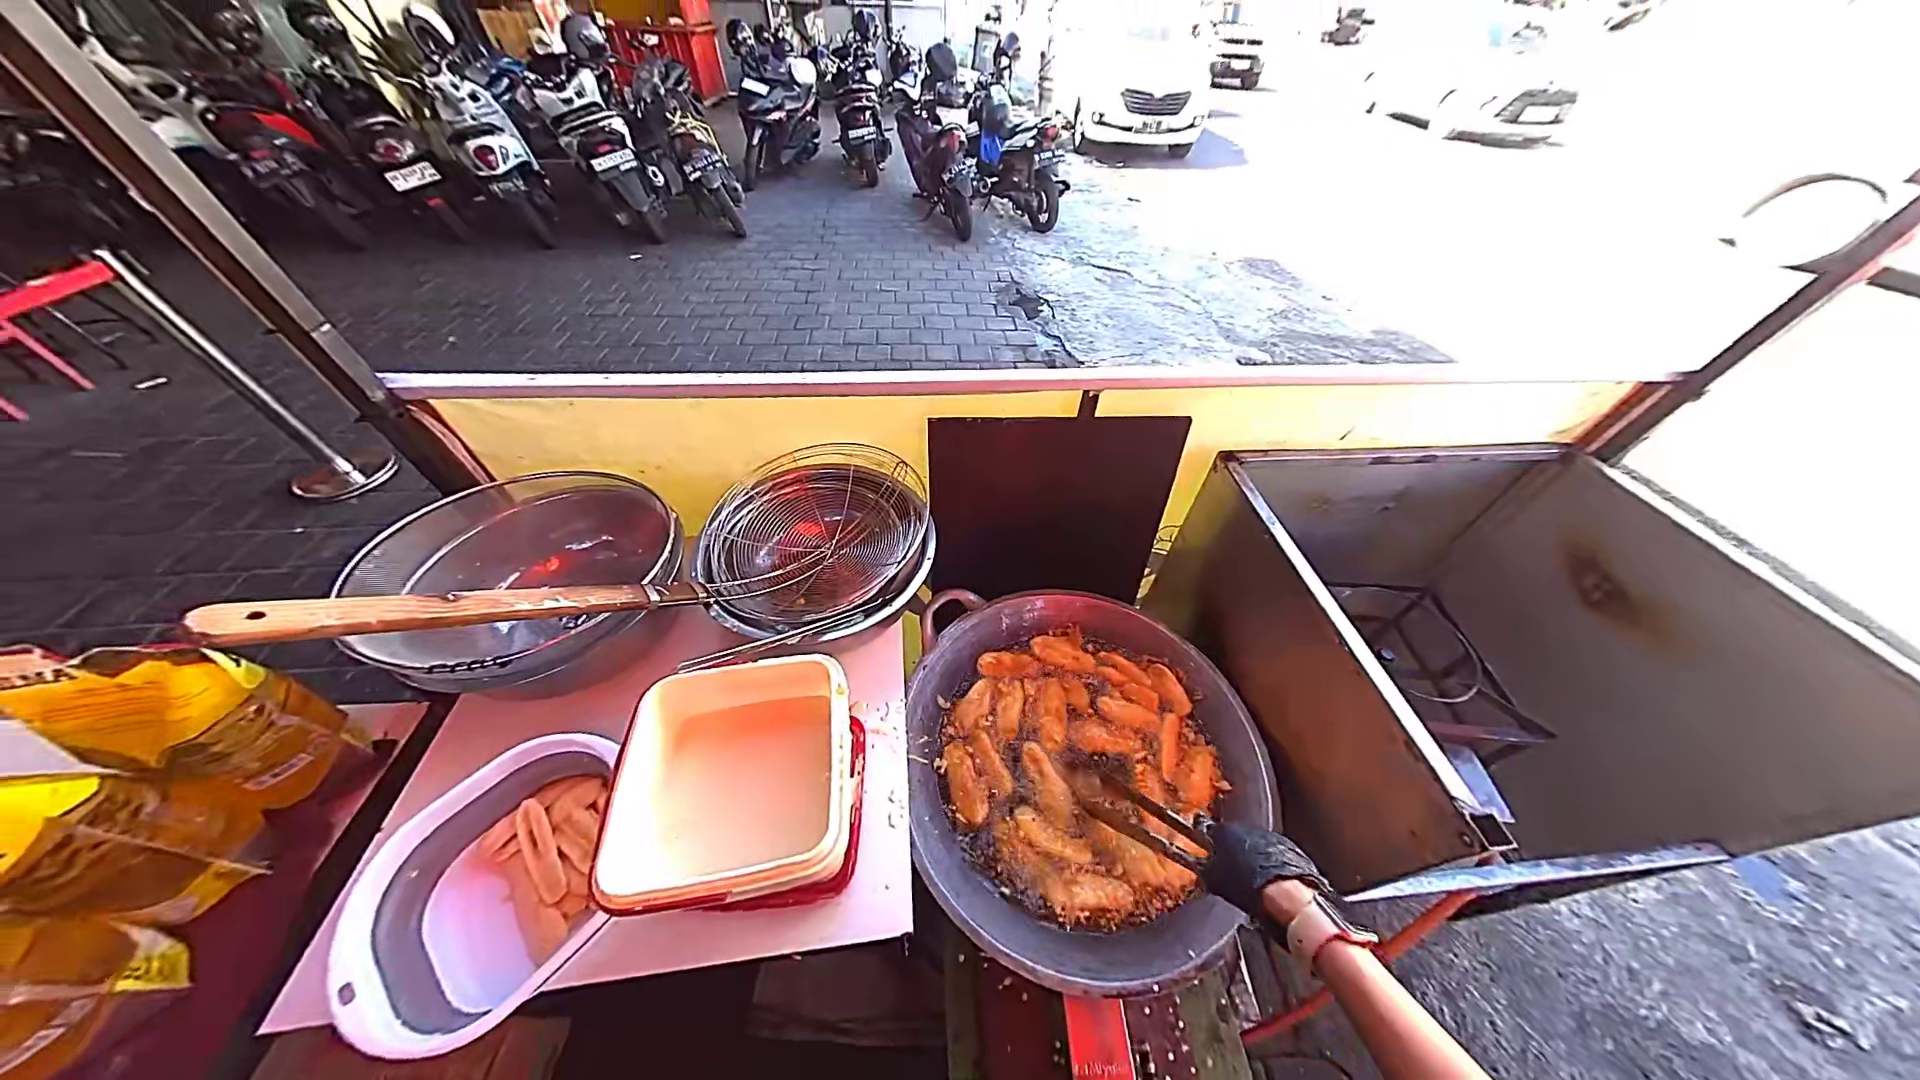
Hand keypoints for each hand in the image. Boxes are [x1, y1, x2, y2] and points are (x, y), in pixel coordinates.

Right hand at [1197, 820, 1331, 916]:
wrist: (1285, 896)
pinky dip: (1269, 863)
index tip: (1208, 853)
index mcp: (1225, 831)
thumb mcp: (1214, 881)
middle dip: (1232, 850)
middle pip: (1234, 836)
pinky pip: (1273, 853)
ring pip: (1254, 844)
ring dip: (1252, 856)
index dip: (1209, 844)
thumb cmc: (1247, 886)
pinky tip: (1269, 880)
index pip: (1211, 831)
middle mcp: (1247, 828)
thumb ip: (1204, 869)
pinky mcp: (1289, 848)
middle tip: (1230, 868)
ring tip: (1251, 878)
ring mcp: (1269, 837)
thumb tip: (1200, 868)